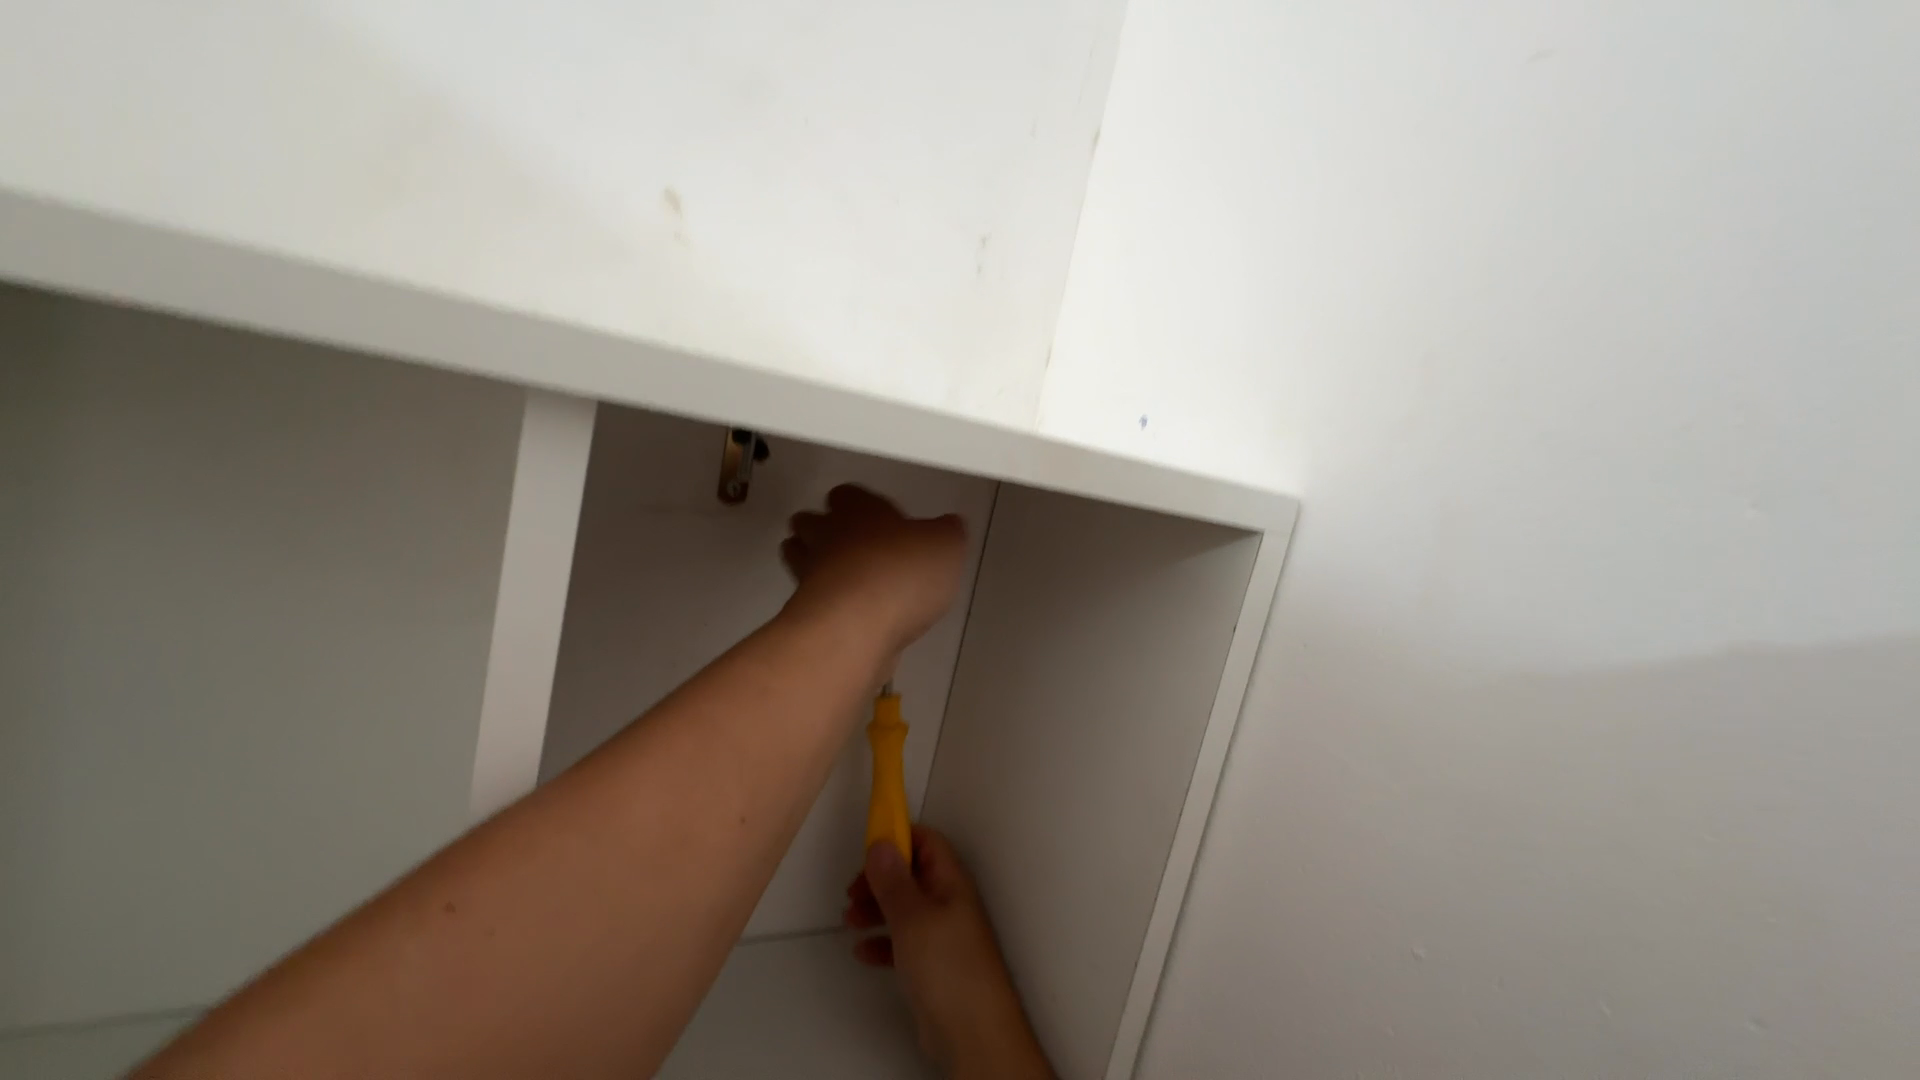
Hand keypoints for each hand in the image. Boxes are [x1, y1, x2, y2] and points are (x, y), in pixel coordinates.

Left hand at [781, 485, 967, 654]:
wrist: (856, 629)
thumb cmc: (903, 574)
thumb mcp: (946, 547)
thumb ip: (946, 533)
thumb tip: (948, 526)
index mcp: (859, 510)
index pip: (846, 494)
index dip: (858, 503)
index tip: (877, 517)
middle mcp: (828, 536)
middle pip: (811, 522)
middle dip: (824, 529)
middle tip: (851, 544)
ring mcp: (810, 575)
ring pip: (800, 557)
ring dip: (816, 564)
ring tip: (844, 578)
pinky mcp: (806, 613)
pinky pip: (811, 599)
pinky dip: (824, 602)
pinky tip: (850, 614)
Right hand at [845, 828, 1054, 1079]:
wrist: (973, 1033)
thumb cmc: (946, 966)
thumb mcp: (912, 917)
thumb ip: (893, 880)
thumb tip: (881, 841)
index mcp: (951, 881)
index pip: (927, 842)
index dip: (898, 838)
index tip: (866, 848)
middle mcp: (949, 902)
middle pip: (911, 874)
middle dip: (880, 878)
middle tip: (852, 892)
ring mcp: (943, 934)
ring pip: (905, 908)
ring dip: (876, 909)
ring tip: (849, 920)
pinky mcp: (934, 964)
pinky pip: (904, 941)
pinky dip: (883, 941)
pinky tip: (862, 951)